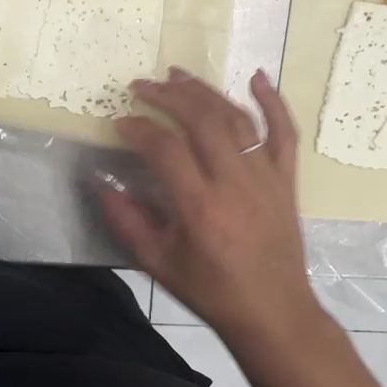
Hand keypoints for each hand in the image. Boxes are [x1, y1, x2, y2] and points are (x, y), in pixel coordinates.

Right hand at [102, 68, 324, 343]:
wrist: (273, 311)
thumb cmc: (209, 289)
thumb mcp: (155, 261)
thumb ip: (125, 219)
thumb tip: (100, 182)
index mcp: (199, 207)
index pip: (165, 149)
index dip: (139, 129)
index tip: (119, 122)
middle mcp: (235, 184)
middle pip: (202, 121)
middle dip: (168, 97)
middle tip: (141, 86)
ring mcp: (266, 179)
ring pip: (237, 120)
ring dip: (205, 92)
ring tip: (177, 75)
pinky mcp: (286, 180)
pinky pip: (284, 133)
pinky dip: (272, 102)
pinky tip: (255, 77)